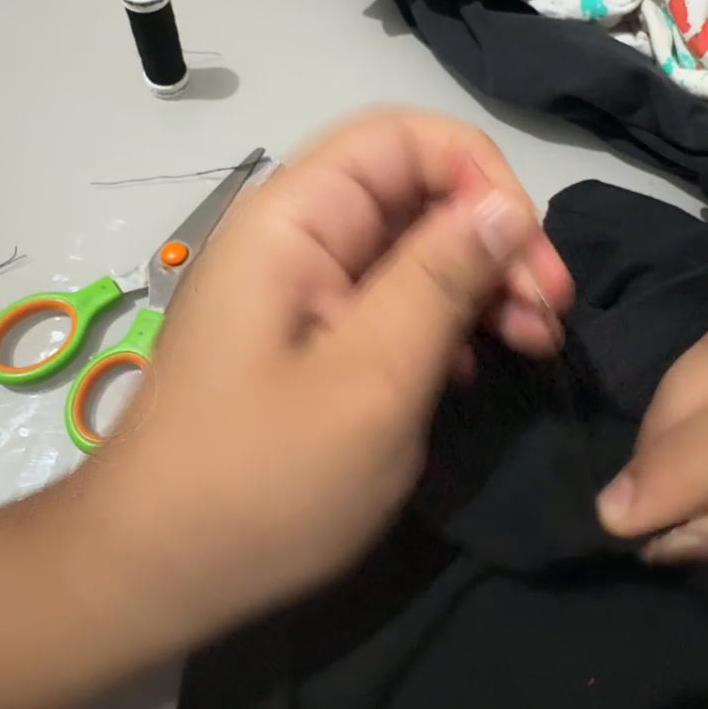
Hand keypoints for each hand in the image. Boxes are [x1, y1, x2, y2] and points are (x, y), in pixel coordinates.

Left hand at [72, 109, 574, 645]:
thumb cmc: (261, 479)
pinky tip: (475, 366)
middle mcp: (297, 235)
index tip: (526, 252)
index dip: (477, 175)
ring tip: (533, 342)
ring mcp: (304, 286)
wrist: (159, 569)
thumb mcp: (371, 379)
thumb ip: (439, 280)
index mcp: (294, 219)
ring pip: (412, 248)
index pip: (400, 139)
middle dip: (491, 238)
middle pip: (414, 192)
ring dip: (479, 283)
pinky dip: (444, 321)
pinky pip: (393, 299)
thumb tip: (503, 209)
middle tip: (548, 312)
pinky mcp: (314, 333)